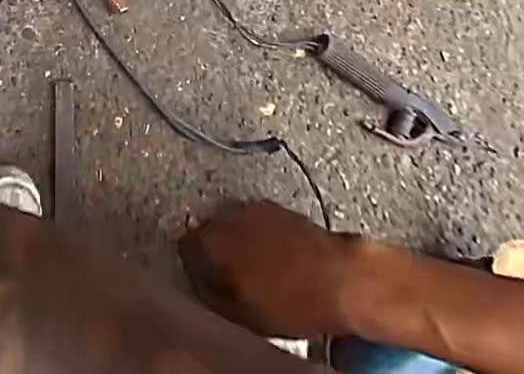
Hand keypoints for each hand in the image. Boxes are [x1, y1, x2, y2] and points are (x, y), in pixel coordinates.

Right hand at [178, 201, 364, 338]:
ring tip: (253, 269)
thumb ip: (212, 296)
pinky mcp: (276, 208)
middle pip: (207, 231)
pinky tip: (273, 258)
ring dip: (236, 242)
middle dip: (213, 251)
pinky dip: (257, 235)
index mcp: (215, 242)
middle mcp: (229, 217)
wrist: (339, 278)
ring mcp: (254, 209)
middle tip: (227, 278)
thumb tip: (201, 287)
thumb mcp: (245, 316)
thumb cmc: (294, 300)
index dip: (192, 266)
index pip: (185, 246)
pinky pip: (255, 220)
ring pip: (231, 224)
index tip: (199, 279)